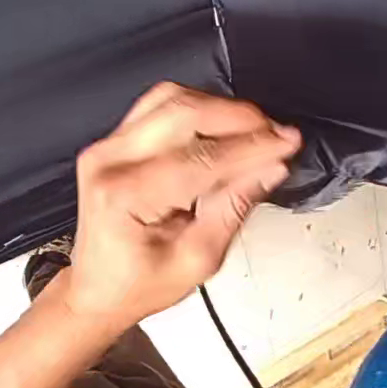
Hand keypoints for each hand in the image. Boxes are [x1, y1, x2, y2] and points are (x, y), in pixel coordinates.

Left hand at [60, 82, 300, 331]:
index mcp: (125, 196)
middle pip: (185, 113)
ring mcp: (107, 147)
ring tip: (256, 131)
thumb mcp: (197, 260)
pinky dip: (198, 109)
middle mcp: (109, 162)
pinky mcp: (114, 141)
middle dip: (241, 118)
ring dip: (221, 109)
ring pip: (172, 99)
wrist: (98, 289)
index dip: (253, 147)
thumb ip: (234, 207)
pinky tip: (223, 126)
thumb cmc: (137, 285)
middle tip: (278, 134)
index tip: (288, 143)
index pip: (202, 157)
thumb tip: (269, 167)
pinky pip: (159, 105)